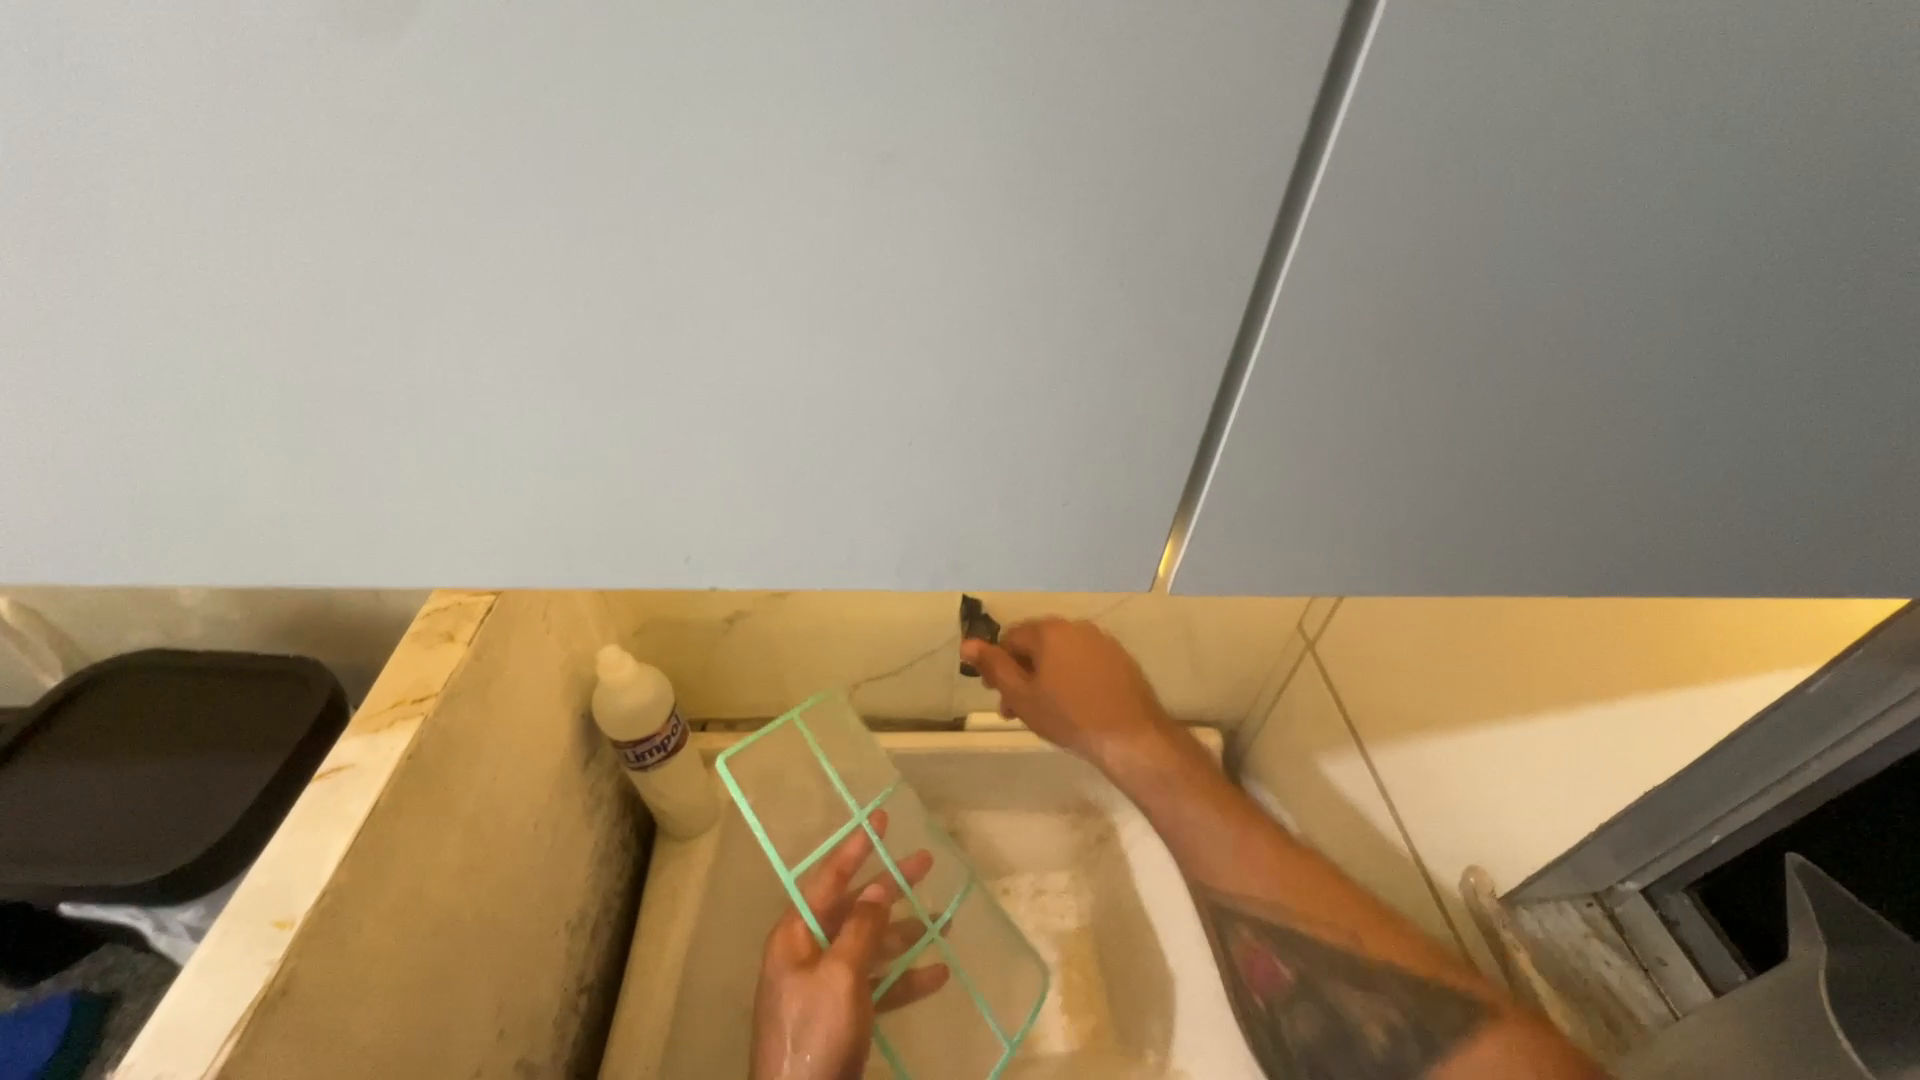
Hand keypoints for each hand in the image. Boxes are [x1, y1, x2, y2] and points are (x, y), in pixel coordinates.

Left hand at [751, 812, 950, 1079]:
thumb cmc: (815, 1033)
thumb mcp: (840, 976)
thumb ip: (861, 928)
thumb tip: (879, 887)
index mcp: (795, 937)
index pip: (828, 880)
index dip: (855, 849)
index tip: (879, 819)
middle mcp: (808, 955)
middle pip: (854, 909)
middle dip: (890, 887)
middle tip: (925, 861)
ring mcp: (825, 988)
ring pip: (870, 947)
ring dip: (905, 934)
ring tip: (944, 920)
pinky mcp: (842, 1018)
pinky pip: (877, 987)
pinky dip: (904, 980)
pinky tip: (937, 974)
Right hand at [959, 618, 1177, 767]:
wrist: (1130, 737)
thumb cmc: (1068, 716)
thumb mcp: (1021, 695)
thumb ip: (993, 667)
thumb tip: (967, 643)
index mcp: (1049, 631)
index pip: (1009, 638)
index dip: (997, 666)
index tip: (996, 695)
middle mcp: (1076, 627)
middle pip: (1036, 646)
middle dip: (1021, 675)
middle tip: (1015, 710)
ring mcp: (1102, 642)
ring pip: (1061, 656)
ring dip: (1046, 678)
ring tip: (1044, 713)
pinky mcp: (1120, 659)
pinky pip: (1085, 663)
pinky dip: (1072, 679)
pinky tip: (1074, 706)